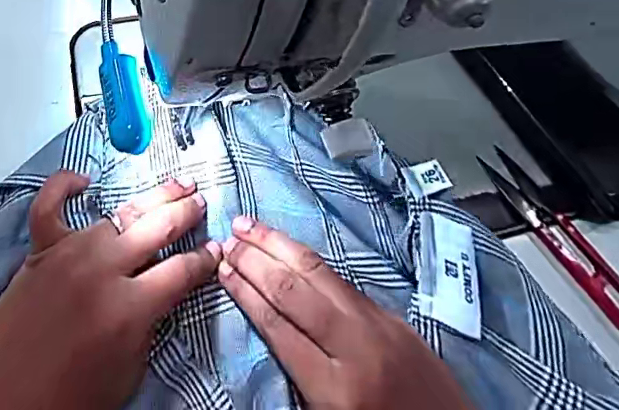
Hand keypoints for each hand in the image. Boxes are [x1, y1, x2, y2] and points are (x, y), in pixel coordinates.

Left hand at [0, 172, 218, 409]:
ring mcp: (69, 252)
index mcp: (129, 309)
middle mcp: (102, 270)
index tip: (215, 249)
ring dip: (145, 202)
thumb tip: (160, 293)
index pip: (180, 273)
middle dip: (183, 212)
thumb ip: (147, 325)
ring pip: (114, 217)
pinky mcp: (41, 248)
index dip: (203, 260)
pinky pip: (50, 204)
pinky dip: (63, 186)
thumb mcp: (127, 372)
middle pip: (155, 228)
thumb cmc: (68, 399)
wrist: (4, 397)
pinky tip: (83, 179)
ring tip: (168, 188)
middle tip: (199, 199)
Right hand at [218, 216, 471, 409]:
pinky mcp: (396, 319)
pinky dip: (308, 259)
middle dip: (255, 260)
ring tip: (247, 226)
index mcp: (337, 391)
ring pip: (318, 272)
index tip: (222, 269)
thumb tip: (268, 319)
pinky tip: (289, 248)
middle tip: (227, 239)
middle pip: (293, 291)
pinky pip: (343, 280)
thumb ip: (302, 374)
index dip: (245, 293)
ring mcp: (380, 329)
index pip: (277, 327)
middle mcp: (357, 350)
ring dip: (277, 244)